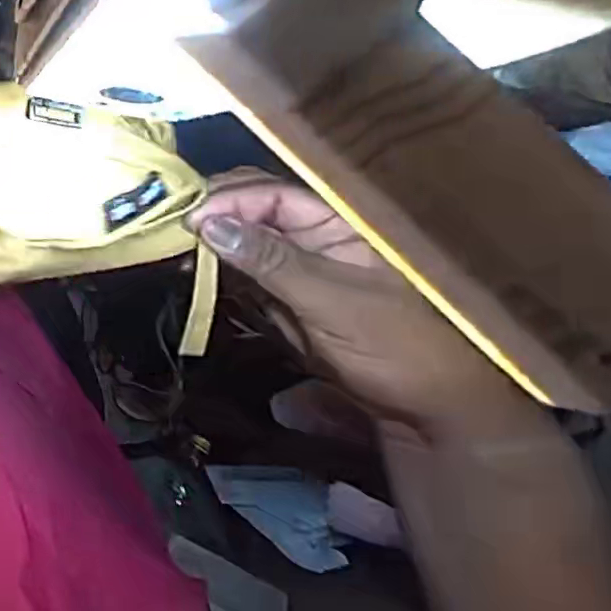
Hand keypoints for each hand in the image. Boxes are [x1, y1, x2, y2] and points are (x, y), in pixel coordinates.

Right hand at [189, 170, 539, 440]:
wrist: (434, 418)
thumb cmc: (399, 348)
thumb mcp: (333, 300)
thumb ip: (270, 259)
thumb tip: (208, 224)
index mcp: (339, 220)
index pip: (271, 192)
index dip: (228, 200)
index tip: (190, 221)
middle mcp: (316, 230)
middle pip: (252, 205)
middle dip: (214, 213)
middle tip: (175, 230)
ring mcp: (301, 259)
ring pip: (243, 233)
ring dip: (211, 239)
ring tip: (178, 248)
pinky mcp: (287, 289)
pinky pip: (245, 266)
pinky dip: (219, 266)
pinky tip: (195, 268)